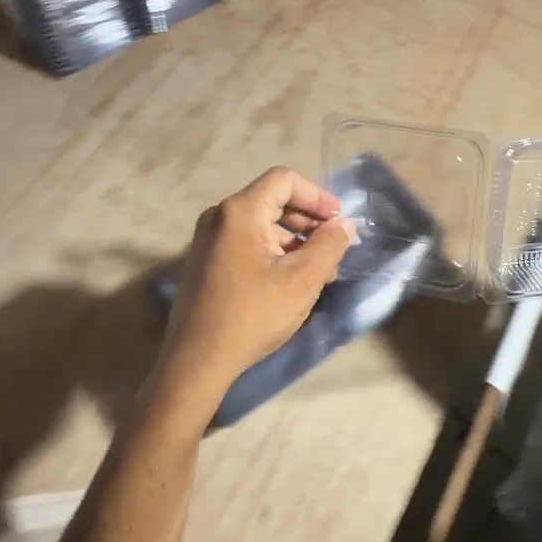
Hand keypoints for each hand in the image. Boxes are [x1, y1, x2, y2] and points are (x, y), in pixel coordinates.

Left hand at [162, 167, 355, 391]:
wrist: (197, 361)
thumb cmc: (253, 314)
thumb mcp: (302, 279)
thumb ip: (329, 245)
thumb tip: (344, 225)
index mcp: (240, 211)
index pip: (285, 180)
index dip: (317, 196)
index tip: (339, 221)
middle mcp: (219, 217)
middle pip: (273, 201)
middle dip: (309, 222)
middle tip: (335, 248)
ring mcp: (208, 241)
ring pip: (261, 225)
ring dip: (295, 242)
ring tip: (320, 273)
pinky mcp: (206, 263)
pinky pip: (247, 244)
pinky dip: (274, 254)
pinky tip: (292, 283)